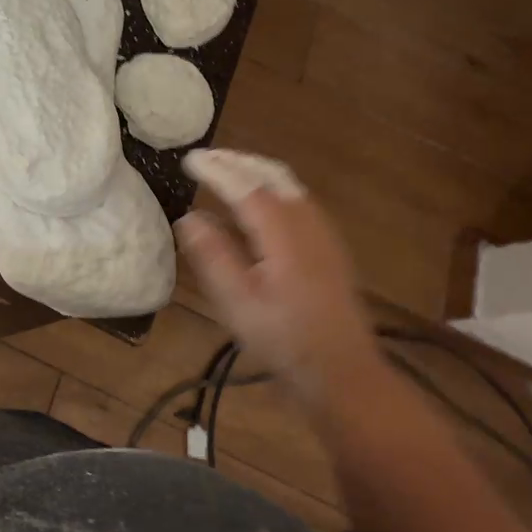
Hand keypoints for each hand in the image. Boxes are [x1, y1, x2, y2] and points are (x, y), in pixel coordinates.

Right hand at [175, 150, 378, 401]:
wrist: (343, 372)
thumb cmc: (283, 340)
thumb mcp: (237, 302)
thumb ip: (213, 256)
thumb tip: (188, 218)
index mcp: (283, 235)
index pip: (246, 187)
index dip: (217, 170)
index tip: (189, 160)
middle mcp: (307, 226)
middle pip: (273, 176)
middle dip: (238, 162)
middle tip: (206, 159)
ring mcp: (324, 236)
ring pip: (289, 186)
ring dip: (257, 171)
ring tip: (228, 171)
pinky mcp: (330, 250)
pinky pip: (300, 200)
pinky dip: (273, 187)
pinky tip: (260, 204)